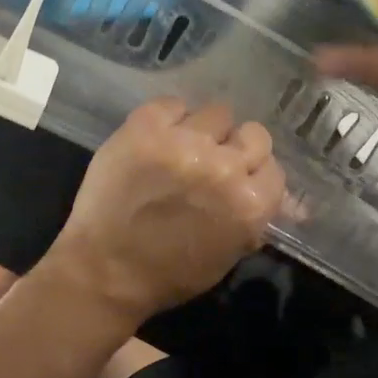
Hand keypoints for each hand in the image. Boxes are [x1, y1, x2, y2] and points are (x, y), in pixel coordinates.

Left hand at [43, 98, 285, 324]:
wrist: (104, 269)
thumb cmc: (169, 273)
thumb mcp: (228, 253)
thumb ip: (253, 217)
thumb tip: (273, 194)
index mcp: (249, 205)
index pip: (274, 168)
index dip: (255, 172)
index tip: (239, 177)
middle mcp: (223, 167)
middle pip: (253, 134)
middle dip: (236, 147)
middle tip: (213, 160)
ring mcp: (183, 142)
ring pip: (216, 113)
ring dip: (204, 130)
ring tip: (182, 148)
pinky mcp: (147, 126)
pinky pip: (173, 104)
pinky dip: (169, 118)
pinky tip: (157, 138)